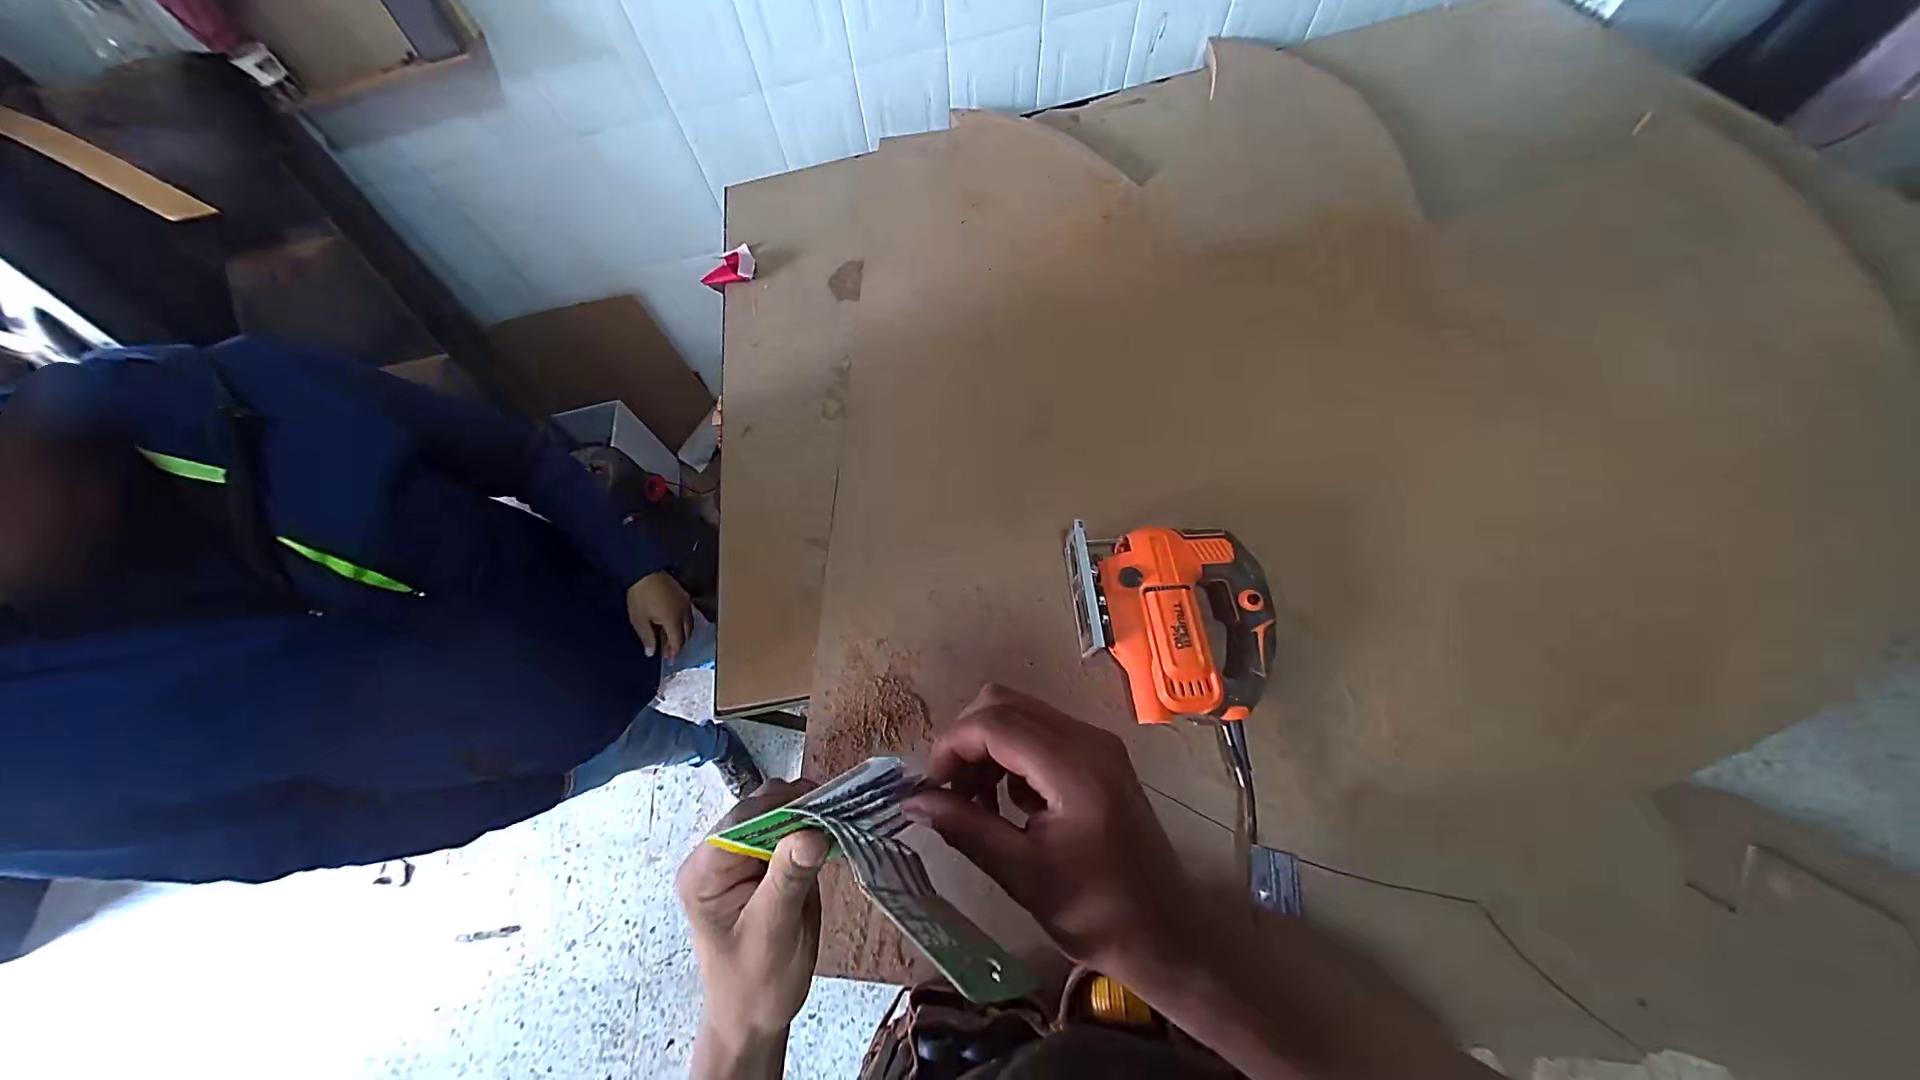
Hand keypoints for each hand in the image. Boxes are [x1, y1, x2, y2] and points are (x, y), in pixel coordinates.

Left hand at [627, 571, 692, 660]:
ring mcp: (686, 603)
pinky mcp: (684, 595)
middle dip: (680, 643)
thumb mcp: (639, 620)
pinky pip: (688, 613)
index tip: (671, 659)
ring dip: (683, 633)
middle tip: (670, 650)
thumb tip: (651, 652)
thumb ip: (647, 638)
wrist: (644, 571)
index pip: (678, 641)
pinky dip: (684, 622)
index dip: (675, 652)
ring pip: (690, 623)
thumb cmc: (640, 596)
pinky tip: (675, 622)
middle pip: (687, 633)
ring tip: (673, 637)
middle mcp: (684, 613)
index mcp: (673, 620)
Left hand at [679, 780, 828, 1079]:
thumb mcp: (774, 935)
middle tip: (837, 814)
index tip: (823, 809)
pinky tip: (829, 833)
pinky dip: (810, 822)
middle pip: (758, 807)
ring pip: (775, 808)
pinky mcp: (763, 856)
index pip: (742, 822)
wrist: (756, 1013)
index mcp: (704, 872)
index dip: (781, 810)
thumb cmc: (756, 985)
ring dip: (806, 811)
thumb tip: (810, 833)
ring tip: (836, 821)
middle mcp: (716, 854)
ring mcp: (740, 853)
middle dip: (797, 807)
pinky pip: (787, 823)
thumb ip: (788, 881)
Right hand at [904, 684, 1197, 978]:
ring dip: (986, 748)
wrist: (1166, 936)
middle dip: (966, 741)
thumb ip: (964, 827)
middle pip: (1005, 704)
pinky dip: (1010, 755)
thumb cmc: (1096, 914)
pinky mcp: (1098, 755)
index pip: (995, 722)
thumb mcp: (1022, 874)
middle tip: (951, 792)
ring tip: (975, 802)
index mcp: (1074, 767)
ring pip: (1020, 714)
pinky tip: (1008, 802)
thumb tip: (912, 801)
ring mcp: (1096, 743)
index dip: (951, 746)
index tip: (931, 787)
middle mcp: (1087, 738)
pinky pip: (1039, 732)